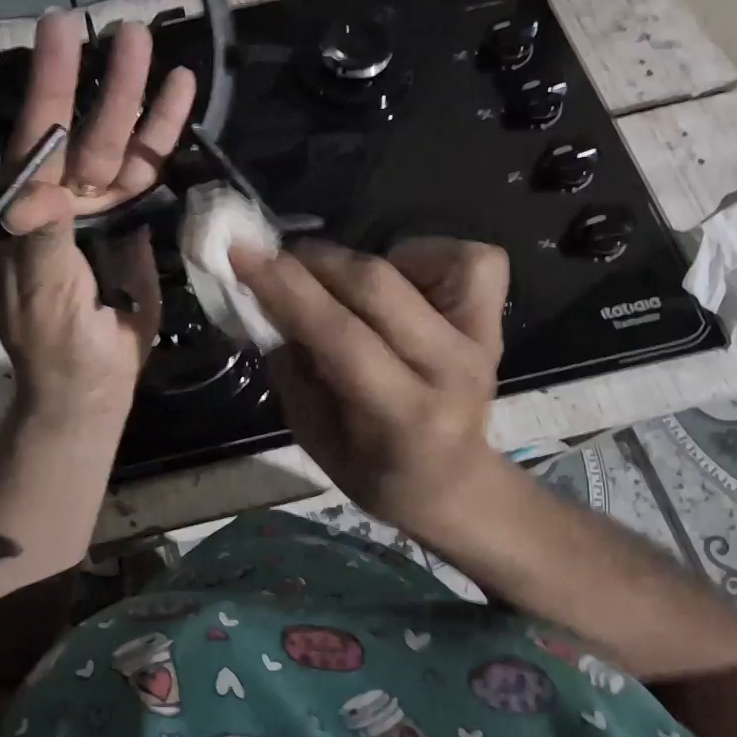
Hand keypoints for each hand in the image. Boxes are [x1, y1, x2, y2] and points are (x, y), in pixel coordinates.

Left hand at [0, 10, 196, 415]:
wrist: (92, 383)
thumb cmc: (51, 340)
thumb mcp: (36, 287)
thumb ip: (38, 233)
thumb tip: (42, 187)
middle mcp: (32, 198)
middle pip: (46, 129)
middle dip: (58, 78)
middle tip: (66, 21)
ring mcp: (80, 204)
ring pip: (99, 140)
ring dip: (120, 93)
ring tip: (136, 39)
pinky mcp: (122, 215)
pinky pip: (139, 168)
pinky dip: (159, 132)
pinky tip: (180, 89)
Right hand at [231, 237, 509, 532]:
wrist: (454, 484)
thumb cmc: (373, 470)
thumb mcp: (314, 434)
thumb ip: (292, 368)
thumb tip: (267, 299)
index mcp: (403, 415)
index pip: (339, 334)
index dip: (285, 287)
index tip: (241, 252)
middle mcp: (450, 371)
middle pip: (375, 285)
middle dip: (313, 262)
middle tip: (277, 262)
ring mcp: (481, 341)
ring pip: (416, 262)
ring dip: (360, 262)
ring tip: (338, 285)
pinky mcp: (495, 321)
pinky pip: (467, 258)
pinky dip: (422, 255)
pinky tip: (399, 280)